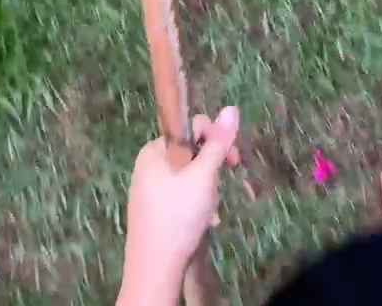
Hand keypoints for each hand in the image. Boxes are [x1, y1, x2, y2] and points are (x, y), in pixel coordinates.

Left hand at [119, 107, 239, 304]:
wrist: (154, 273)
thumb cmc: (177, 217)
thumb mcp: (203, 176)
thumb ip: (218, 142)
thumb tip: (231, 108)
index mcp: (154, 151)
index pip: (191, 128)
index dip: (215, 139)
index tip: (233, 159)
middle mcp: (149, 166)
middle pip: (192, 152)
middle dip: (212, 169)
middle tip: (223, 184)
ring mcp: (150, 190)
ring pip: (190, 175)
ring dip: (208, 189)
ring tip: (211, 210)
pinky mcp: (155, 211)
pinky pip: (182, 194)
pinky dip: (197, 203)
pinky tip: (206, 221)